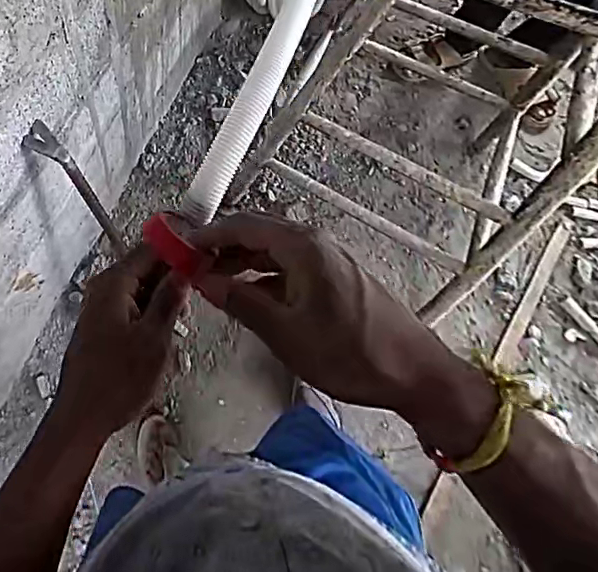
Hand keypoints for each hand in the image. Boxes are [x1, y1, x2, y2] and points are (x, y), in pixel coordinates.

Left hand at [52, 244, 188, 441]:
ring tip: (179, 322)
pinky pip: (130, 307)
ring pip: (139, 290)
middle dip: (170, 279)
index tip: (200, 260)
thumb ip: (169, 299)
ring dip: (160, 301)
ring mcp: (100, 307)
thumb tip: (183, 271)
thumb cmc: (115, 382)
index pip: (150, 249)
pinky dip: (147, 315)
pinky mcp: (101, 325)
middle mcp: (103, 288)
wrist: (81, 418)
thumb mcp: (154, 339)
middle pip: (144, 268)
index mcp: (114, 283)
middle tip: (193, 296)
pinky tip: (160, 337)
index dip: (177, 251)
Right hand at [190, 212, 463, 414]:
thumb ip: (242, 303)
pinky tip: (248, 293)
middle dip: (222, 244)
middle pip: (257, 231)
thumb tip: (206, 283)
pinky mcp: (332, 275)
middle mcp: (313, 242)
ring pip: (271, 248)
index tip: (182, 246)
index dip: (209, 234)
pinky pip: (287, 264)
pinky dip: (262, 273)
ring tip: (213, 279)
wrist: (415, 373)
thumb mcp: (287, 333)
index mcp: (302, 246)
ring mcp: (325, 257)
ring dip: (241, 260)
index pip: (243, 225)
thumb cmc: (352, 353)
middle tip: (192, 262)